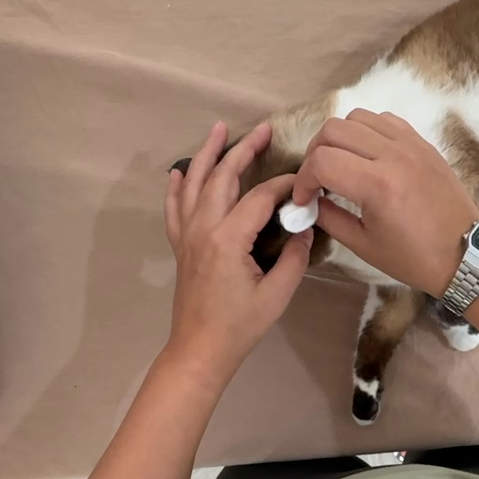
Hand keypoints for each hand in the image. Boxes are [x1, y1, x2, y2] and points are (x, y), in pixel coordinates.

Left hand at [163, 121, 312, 385]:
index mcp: (228, 239)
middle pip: (222, 177)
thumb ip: (294, 257)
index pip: (259, 198)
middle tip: (263, 129)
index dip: (283, 186)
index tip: (304, 182)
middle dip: (243, 150)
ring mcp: (187, 236)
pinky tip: (178, 172)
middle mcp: (203, 229)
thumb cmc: (239, 326)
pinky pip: (174, 209)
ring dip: (207, 154)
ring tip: (218, 129)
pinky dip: (176, 188)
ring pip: (195, 184)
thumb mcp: (277, 295)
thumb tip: (304, 228)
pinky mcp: (180, 247)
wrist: (200, 349)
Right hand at [291, 110, 478, 295]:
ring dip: (338, 139)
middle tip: (316, 181)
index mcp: (377, 186)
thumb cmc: (413, 258)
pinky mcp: (421, 142)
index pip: (321, 162)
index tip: (304, 199)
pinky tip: (365, 157)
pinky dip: (365, 132)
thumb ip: (330, 218)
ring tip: (339, 166)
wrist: (462, 254)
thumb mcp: (363, 245)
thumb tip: (310, 202)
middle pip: (333, 130)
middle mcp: (393, 155)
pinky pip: (383, 120)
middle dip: (315, 155)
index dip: (303, 180)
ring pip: (356, 118)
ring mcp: (410, 143)